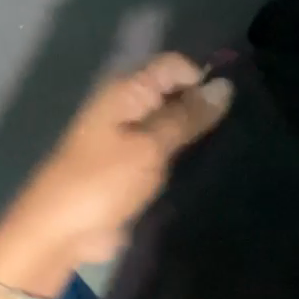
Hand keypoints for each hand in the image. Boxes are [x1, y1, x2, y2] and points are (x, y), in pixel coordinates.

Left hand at [0, 53, 233, 270]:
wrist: (63, 231)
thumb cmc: (103, 182)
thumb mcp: (149, 147)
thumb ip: (186, 117)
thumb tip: (224, 87)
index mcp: (126, 91)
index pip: (173, 66)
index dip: (202, 80)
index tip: (228, 109)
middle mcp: (129, 109)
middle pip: (174, 95)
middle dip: (203, 108)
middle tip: (236, 132)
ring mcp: (131, 142)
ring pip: (174, 127)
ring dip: (197, 137)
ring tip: (228, 151)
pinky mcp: (135, 171)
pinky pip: (167, 155)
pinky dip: (185, 159)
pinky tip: (208, 169)